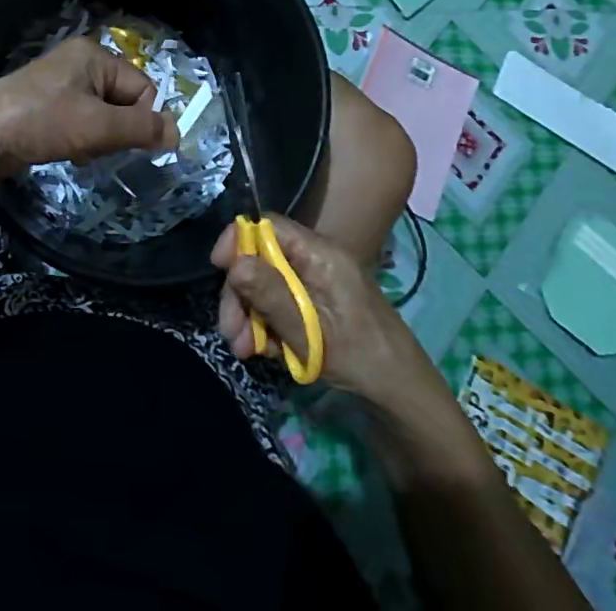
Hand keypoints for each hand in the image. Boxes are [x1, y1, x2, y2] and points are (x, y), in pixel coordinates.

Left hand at [0, 37, 179, 207]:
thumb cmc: (43, 123)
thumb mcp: (99, 127)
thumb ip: (143, 129)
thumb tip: (178, 135)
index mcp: (96, 54)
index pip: (144, 88)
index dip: (139, 119)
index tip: (118, 140)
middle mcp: (80, 60)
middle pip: (124, 100)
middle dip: (116, 129)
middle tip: (94, 145)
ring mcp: (61, 79)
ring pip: (104, 113)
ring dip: (99, 137)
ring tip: (77, 149)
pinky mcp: (46, 100)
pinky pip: (82, 118)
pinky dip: (81, 137)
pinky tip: (65, 149)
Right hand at [212, 215, 442, 406]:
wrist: (398, 390)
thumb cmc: (359, 356)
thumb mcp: (310, 330)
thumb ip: (271, 295)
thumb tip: (234, 263)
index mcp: (320, 254)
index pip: (270, 226)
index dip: (239, 241)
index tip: (218, 268)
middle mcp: (315, 261)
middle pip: (261, 260)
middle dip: (241, 295)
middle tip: (231, 335)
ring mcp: (315, 284)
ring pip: (266, 286)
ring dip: (250, 317)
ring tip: (246, 352)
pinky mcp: (314, 305)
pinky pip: (279, 305)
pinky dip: (267, 327)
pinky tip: (268, 353)